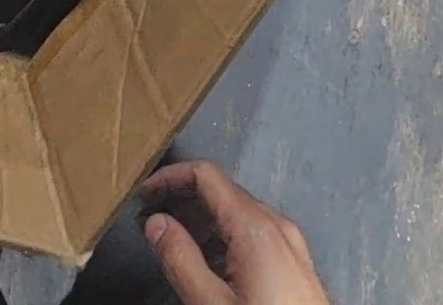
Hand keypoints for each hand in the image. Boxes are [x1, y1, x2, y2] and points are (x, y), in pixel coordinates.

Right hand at [141, 161, 329, 304]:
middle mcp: (277, 225)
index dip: (171, 177)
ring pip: (239, 213)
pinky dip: (226, 237)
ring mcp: (292, 245)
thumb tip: (155, 222)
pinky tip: (210, 265)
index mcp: (255, 226)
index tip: (144, 195)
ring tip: (174, 243)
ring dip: (203, 220)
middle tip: (152, 221)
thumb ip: (181, 259)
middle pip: (222, 192)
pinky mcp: (298, 267)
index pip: (206, 175)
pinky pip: (256, 235)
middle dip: (183, 199)